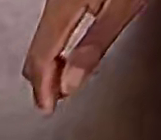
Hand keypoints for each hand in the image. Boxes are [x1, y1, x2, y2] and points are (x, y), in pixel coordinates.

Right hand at [23, 0, 146, 111]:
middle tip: (52, 99)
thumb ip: (96, 44)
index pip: (40, 60)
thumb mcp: (125, 3)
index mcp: (62, 7)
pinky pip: (53, 24)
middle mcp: (55, 0)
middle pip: (36, 51)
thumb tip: (72, 82)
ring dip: (49, 63)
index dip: (42, 89)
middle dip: (42, 79)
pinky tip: (68, 50)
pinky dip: (56, 45)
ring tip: (60, 80)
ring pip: (43, 39)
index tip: (48, 108)